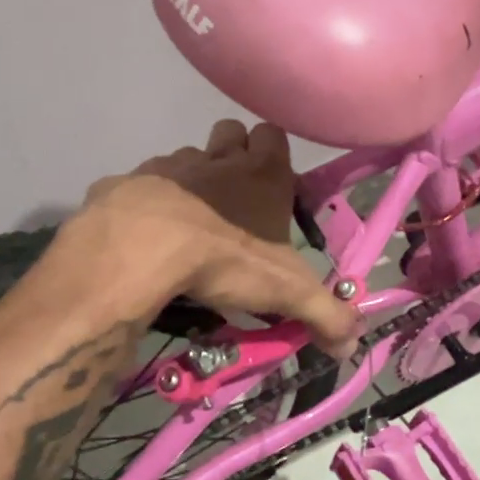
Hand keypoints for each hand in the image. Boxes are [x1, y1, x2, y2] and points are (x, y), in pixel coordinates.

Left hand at [70, 119, 358, 353]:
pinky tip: (149, 237)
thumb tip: (352, 346)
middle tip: (236, 202)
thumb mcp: (287, 292)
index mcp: (261, 173)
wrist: (141, 249)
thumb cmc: (226, 258)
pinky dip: (149, 205)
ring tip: (191, 225)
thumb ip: (324, 315)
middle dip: (234, 156)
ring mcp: (170, 167)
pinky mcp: (128, 183)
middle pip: (231, 133)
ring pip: (186, 160)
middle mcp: (218, 159)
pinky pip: (143, 186)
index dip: (275, 156)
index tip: (275, 190)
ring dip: (192, 183)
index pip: (274, 136)